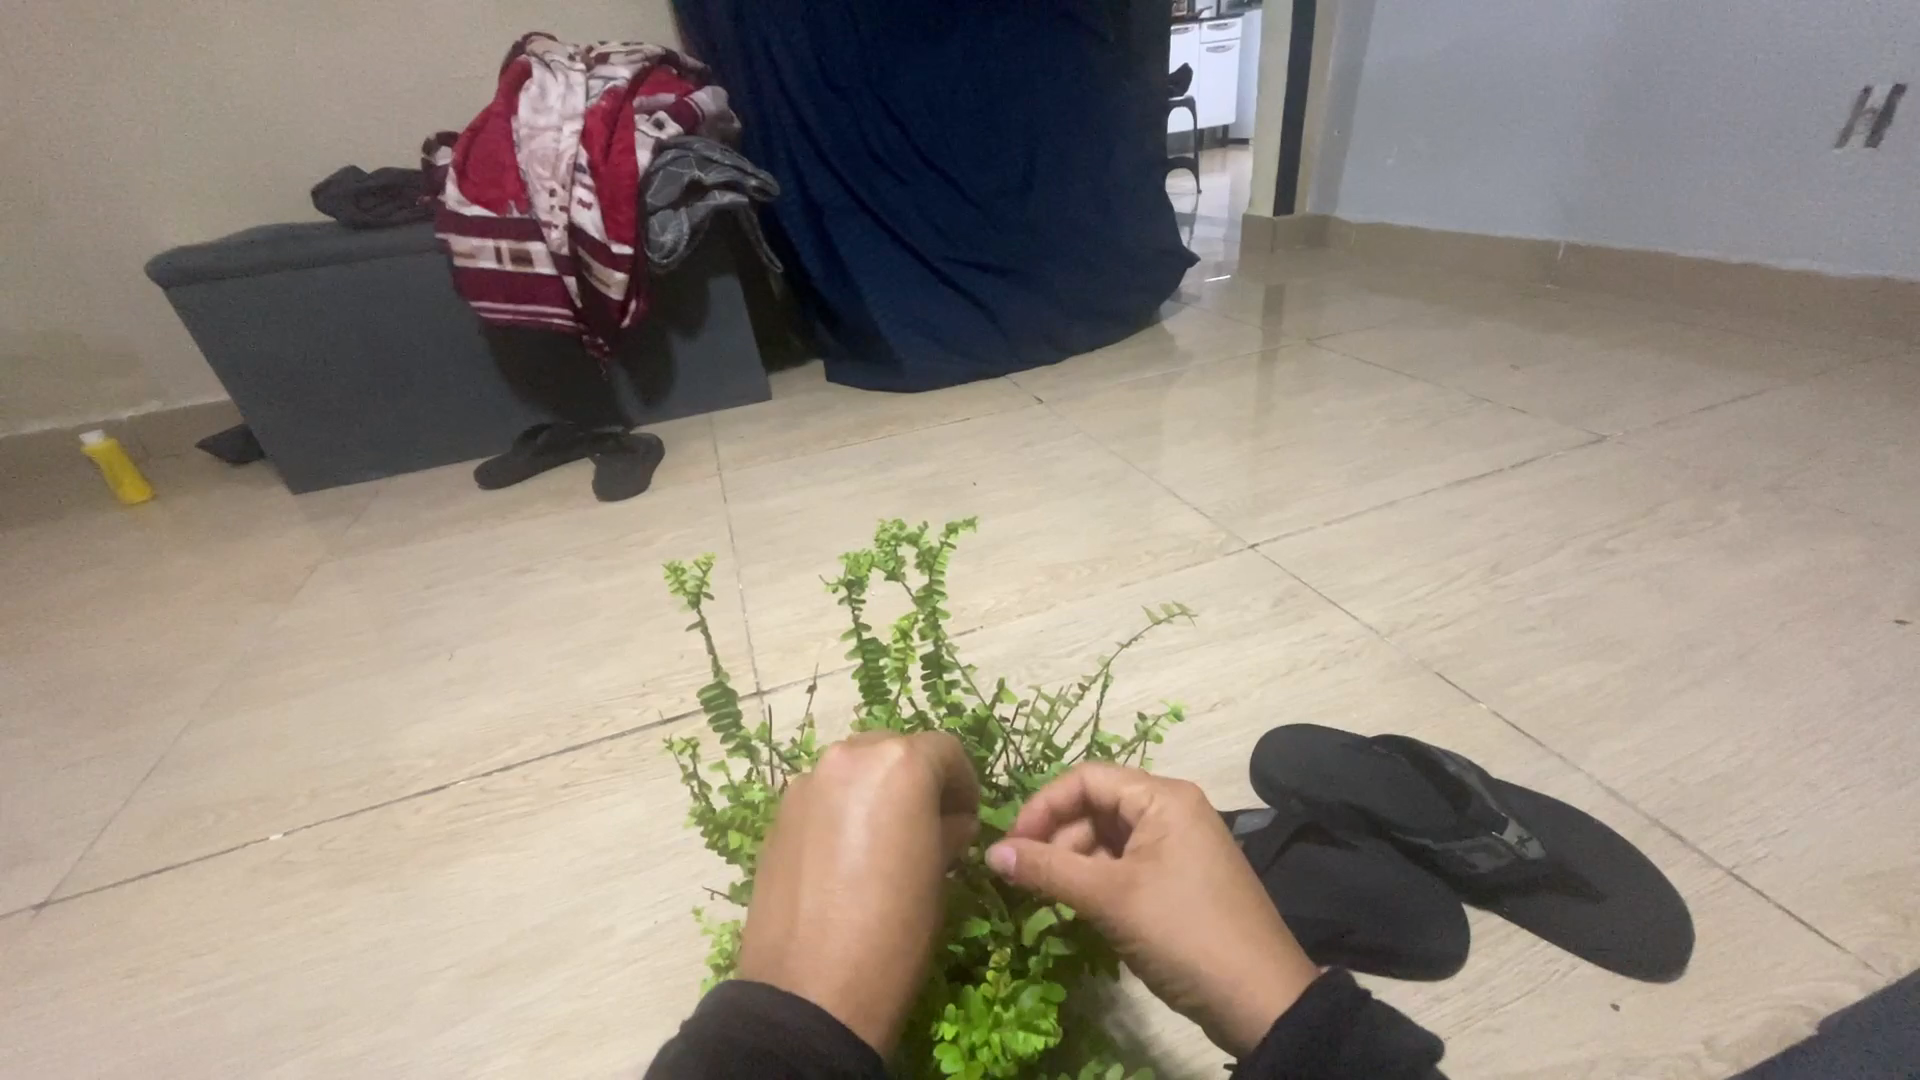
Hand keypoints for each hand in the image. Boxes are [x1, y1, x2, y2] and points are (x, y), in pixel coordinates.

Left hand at [736, 731, 980, 1056]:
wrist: (809, 994)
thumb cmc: (894, 930)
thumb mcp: (940, 875)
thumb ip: (950, 830)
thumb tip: (952, 822)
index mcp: (899, 763)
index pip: (945, 751)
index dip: (963, 783)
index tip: (966, 819)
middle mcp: (850, 756)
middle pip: (895, 750)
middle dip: (918, 781)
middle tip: (929, 826)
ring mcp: (808, 781)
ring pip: (856, 769)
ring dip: (878, 791)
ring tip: (886, 840)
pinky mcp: (779, 813)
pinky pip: (825, 794)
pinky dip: (844, 808)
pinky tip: (848, 854)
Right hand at [986, 763, 1320, 1057]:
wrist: (1264, 1005)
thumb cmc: (1183, 933)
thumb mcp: (1110, 898)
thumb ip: (1048, 869)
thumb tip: (991, 853)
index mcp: (1163, 797)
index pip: (1087, 779)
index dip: (1044, 806)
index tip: (1012, 845)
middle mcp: (1173, 810)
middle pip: (1097, 807)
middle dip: (1058, 839)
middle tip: (1028, 879)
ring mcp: (1180, 846)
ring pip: (1110, 839)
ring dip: (1076, 864)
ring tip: (1052, 899)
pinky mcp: (1182, 879)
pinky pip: (1128, 864)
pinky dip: (1100, 881)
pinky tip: (1082, 909)